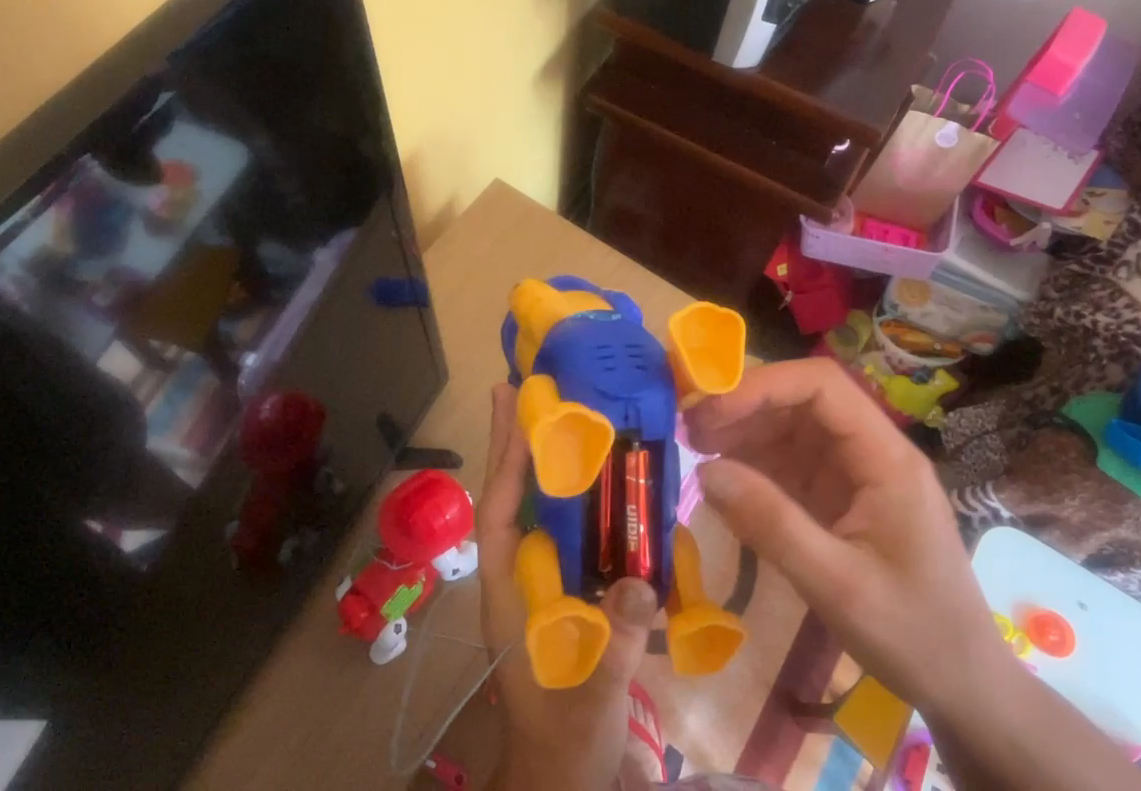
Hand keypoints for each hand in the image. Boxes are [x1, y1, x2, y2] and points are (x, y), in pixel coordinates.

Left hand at [478, 384, 655, 790]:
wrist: (562, 781)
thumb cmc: (565, 741)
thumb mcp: (593, 695)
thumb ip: (616, 642)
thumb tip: (640, 580)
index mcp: (509, 595)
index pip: (500, 515)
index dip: (507, 462)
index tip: (513, 410)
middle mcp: (520, 580)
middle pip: (513, 502)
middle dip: (516, 447)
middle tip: (522, 389)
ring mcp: (542, 589)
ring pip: (539, 516)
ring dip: (546, 468)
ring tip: (561, 420)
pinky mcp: (567, 601)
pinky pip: (570, 541)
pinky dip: (580, 508)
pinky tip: (605, 489)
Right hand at [684, 358, 1009, 715]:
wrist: (962, 684)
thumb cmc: (912, 633)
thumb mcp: (836, 584)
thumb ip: (771, 523)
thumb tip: (704, 472)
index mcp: (886, 458)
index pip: (821, 387)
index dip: (761, 387)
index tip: (709, 414)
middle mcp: (872, 454)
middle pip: (802, 402)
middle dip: (744, 408)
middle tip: (687, 432)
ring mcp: (857, 477)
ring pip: (792, 431)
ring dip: (743, 433)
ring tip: (695, 451)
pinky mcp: (842, 501)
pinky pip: (792, 466)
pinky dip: (753, 467)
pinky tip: (722, 480)